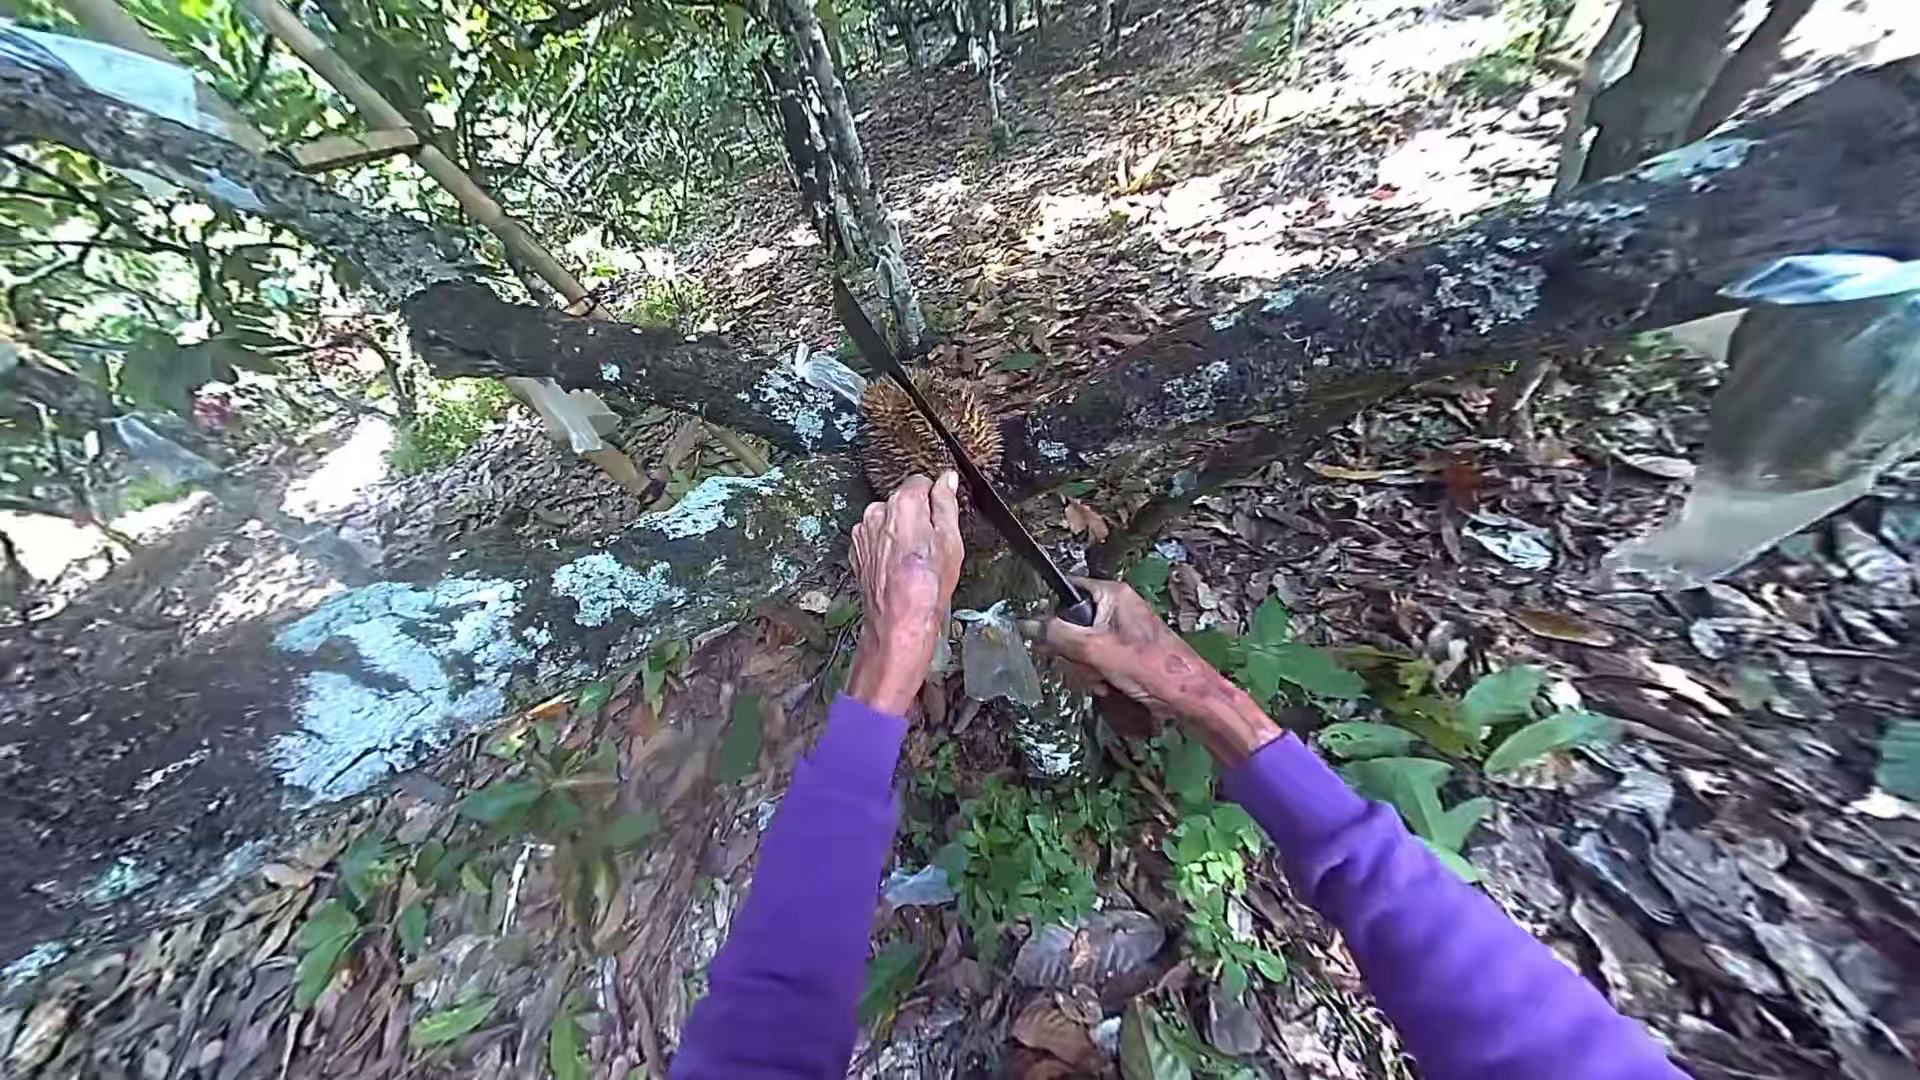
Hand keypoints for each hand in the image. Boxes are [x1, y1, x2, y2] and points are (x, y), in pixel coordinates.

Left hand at [844, 472, 964, 716]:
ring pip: (888, 520)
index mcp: (903, 503)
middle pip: (903, 501)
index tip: (940, 519)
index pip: (921, 482)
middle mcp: (877, 512)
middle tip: (930, 545)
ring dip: (900, 533)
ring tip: (914, 561)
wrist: (899, 620)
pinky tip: (899, 567)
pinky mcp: (857, 550)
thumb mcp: (951, 540)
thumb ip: (946, 503)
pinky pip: (876, 538)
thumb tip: (947, 480)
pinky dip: (886, 547)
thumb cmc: (927, 586)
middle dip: (917, 517)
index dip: (934, 500)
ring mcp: (864, 532)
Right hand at [1024, 578, 1281, 764]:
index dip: (1053, 615)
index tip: (1050, 639)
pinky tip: (1108, 687)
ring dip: (1084, 668)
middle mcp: (1115, 606)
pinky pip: (1096, 659)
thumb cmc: (1146, 666)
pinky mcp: (1125, 651)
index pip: (1066, 592)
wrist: (1189, 697)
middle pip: (1070, 624)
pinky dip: (1097, 674)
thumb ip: (1055, 634)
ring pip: (1081, 646)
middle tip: (1085, 666)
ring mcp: (1121, 630)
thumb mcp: (1093, 649)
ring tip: (1101, 680)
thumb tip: (1022, 624)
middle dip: (1073, 652)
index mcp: (1110, 594)